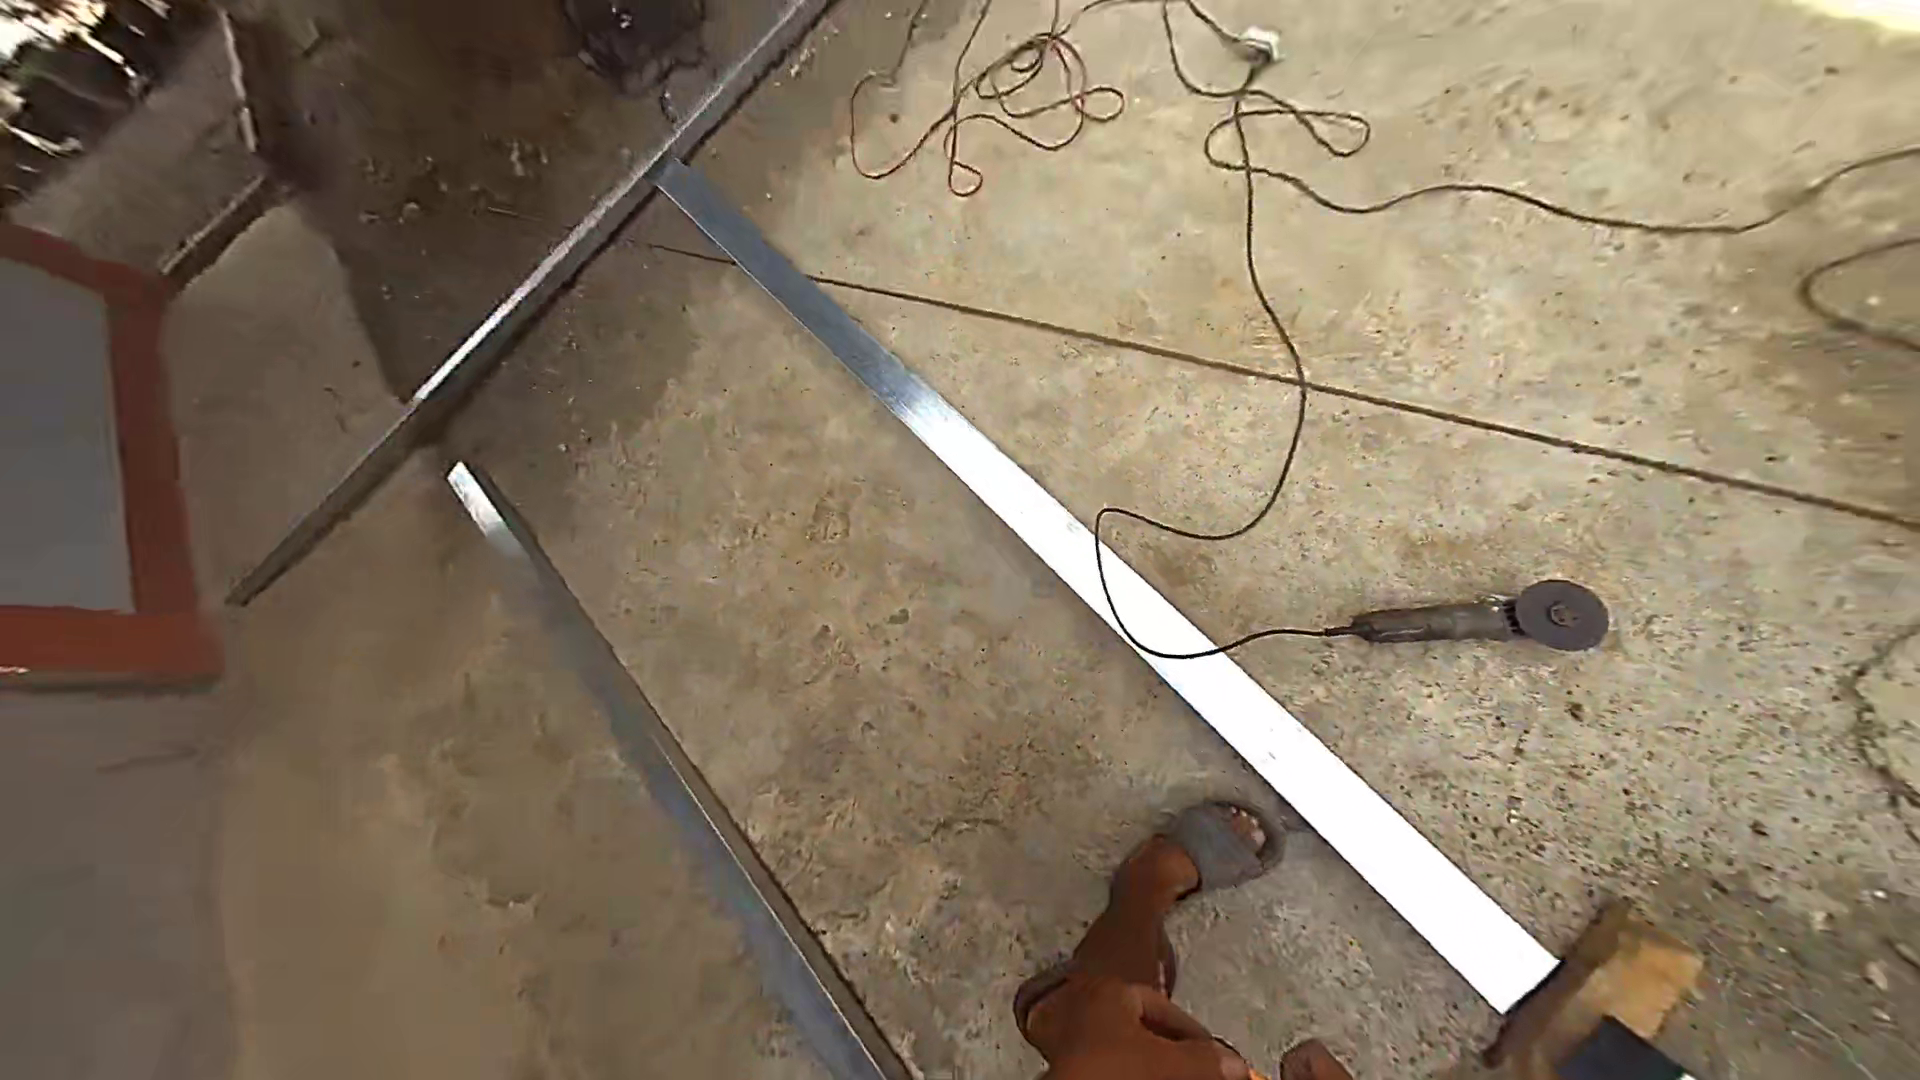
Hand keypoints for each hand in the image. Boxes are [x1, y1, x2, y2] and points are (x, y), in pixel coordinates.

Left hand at [1027, 975, 1250, 1079]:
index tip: (1220, 1060)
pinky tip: (1152, 1077)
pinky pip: (1116, 1065)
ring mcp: (1081, 1039)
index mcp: (1112, 993)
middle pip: (1148, 1030)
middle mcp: (1093, 1007)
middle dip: (1179, 1055)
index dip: (1194, 1033)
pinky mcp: (1076, 1067)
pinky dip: (1139, 1071)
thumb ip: (1202, 1060)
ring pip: (1133, 1053)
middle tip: (1205, 1074)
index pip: (1163, 1006)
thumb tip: (1238, 1063)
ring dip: (1161, 1067)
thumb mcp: (1164, 1065)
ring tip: (1184, 1077)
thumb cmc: (1114, 1072)